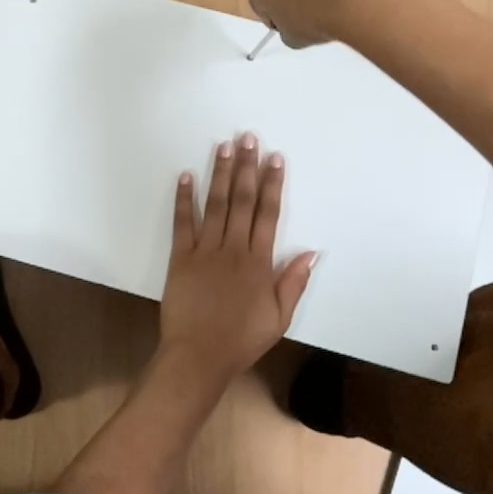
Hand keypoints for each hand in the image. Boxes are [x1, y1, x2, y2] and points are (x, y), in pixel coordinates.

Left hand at [158, 132, 316, 380]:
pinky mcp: (181, 258)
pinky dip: (184, 199)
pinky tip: (186, 176)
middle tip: (248, 137)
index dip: (273, 184)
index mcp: (259, 262)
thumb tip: (311, 252)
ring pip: (215, 205)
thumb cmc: (241, 340)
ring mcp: (205, 251)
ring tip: (224, 146)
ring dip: (220, 173)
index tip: (275, 158)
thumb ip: (293, 282)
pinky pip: (183, 223)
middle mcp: (234, 249)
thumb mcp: (279, 317)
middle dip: (247, 167)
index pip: (269, 214)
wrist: (199, 355)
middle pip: (242, 200)